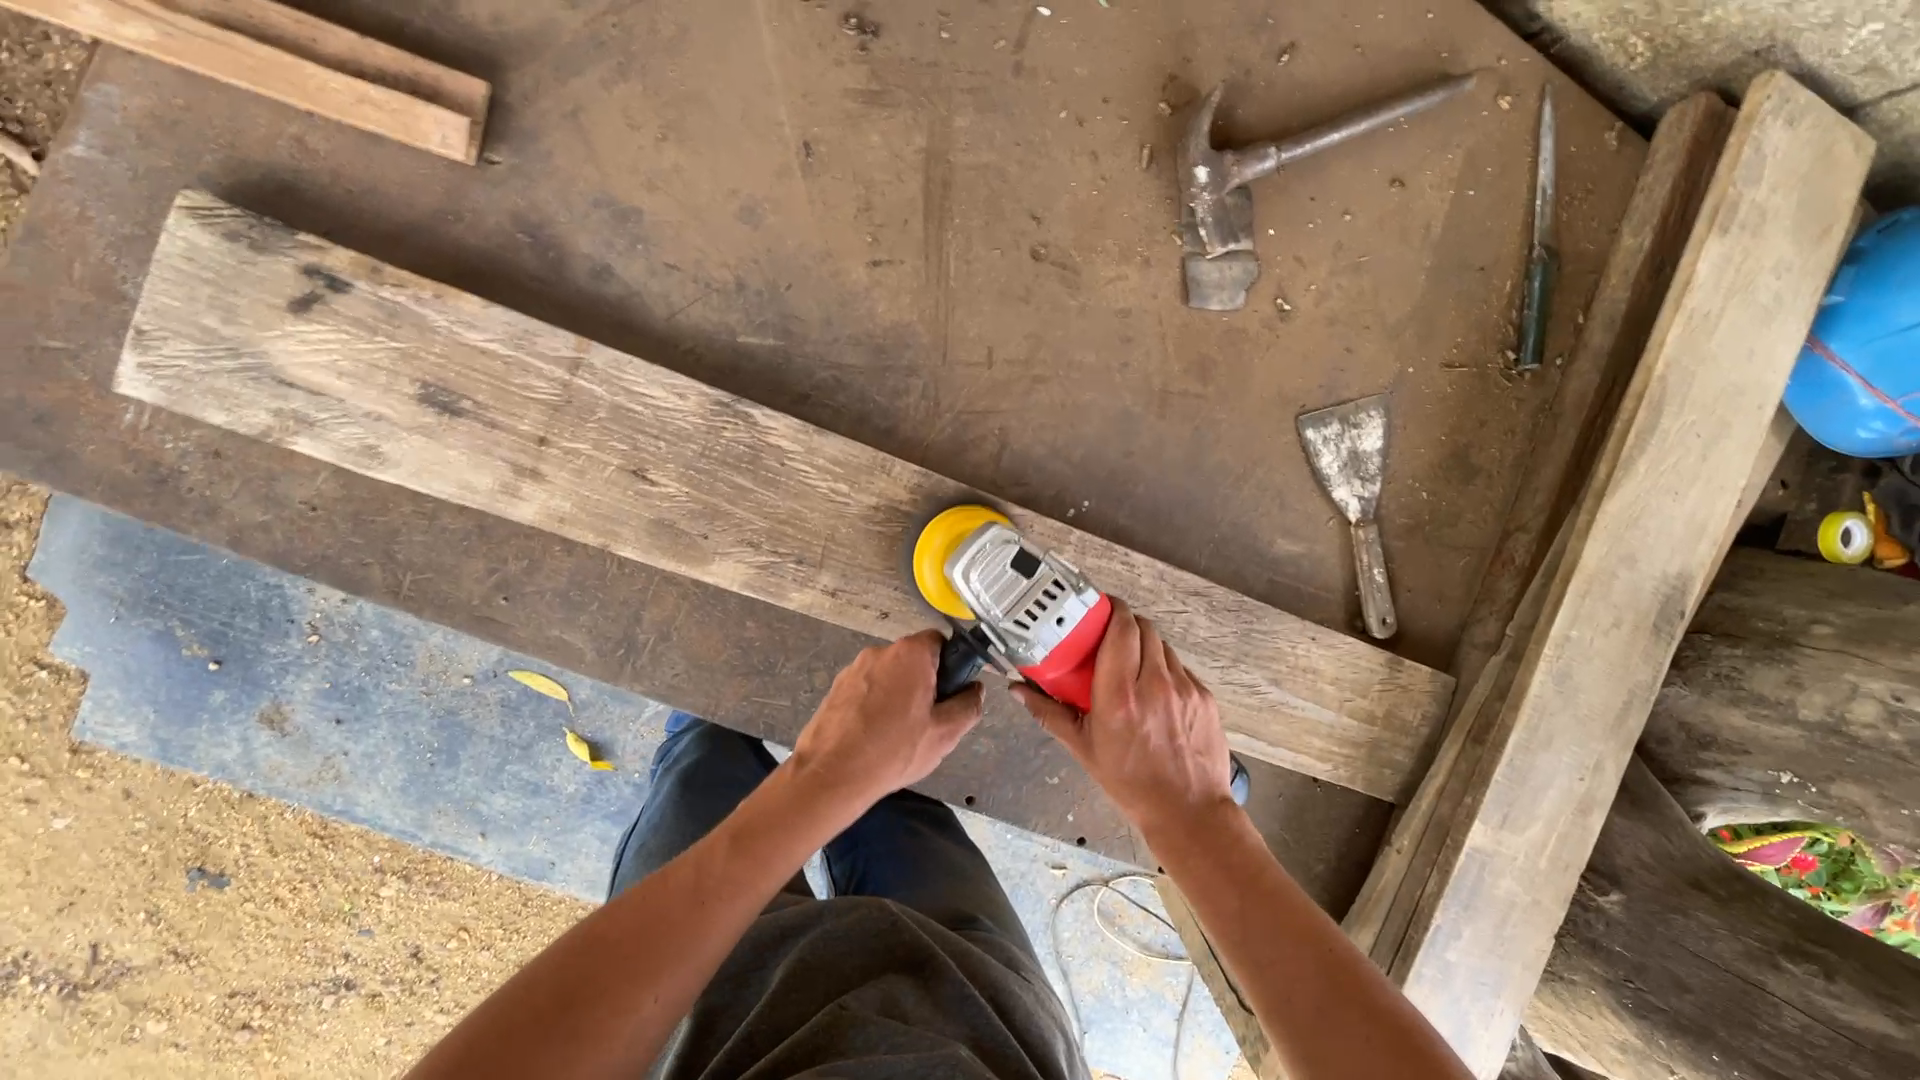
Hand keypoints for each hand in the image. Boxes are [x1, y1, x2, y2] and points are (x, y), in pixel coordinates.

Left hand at [789, 630, 983, 810]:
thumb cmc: (894, 750)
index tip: (951, 694)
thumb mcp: (945, 734)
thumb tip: (975, 690)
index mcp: (910, 654)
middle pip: (913, 659)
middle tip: (929, 720)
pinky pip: (867, 690)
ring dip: (899, 696)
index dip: (951, 665)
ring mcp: (853, 669)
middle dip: (925, 683)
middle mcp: (880, 652)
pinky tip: (875, 736)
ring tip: (900, 734)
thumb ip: (968, 706)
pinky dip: (875, 706)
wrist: (831, 775)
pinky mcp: (835, 688)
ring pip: (889, 676)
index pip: (940, 641)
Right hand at [1012, 599, 1235, 835]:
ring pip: (1164, 647)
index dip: (1112, 610)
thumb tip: (1019, 691)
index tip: (1101, 608)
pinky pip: (1181, 669)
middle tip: (1111, 636)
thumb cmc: (1131, 782)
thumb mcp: (1083, 748)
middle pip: (1144, 628)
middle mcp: (1154, 684)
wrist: (1187, 810)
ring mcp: (1184, 689)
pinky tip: (1156, 694)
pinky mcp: (1204, 697)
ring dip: (1147, 648)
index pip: (1120, 629)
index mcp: (1119, 695)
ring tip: (1133, 669)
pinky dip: (1166, 671)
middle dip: (1127, 625)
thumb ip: (1049, 713)